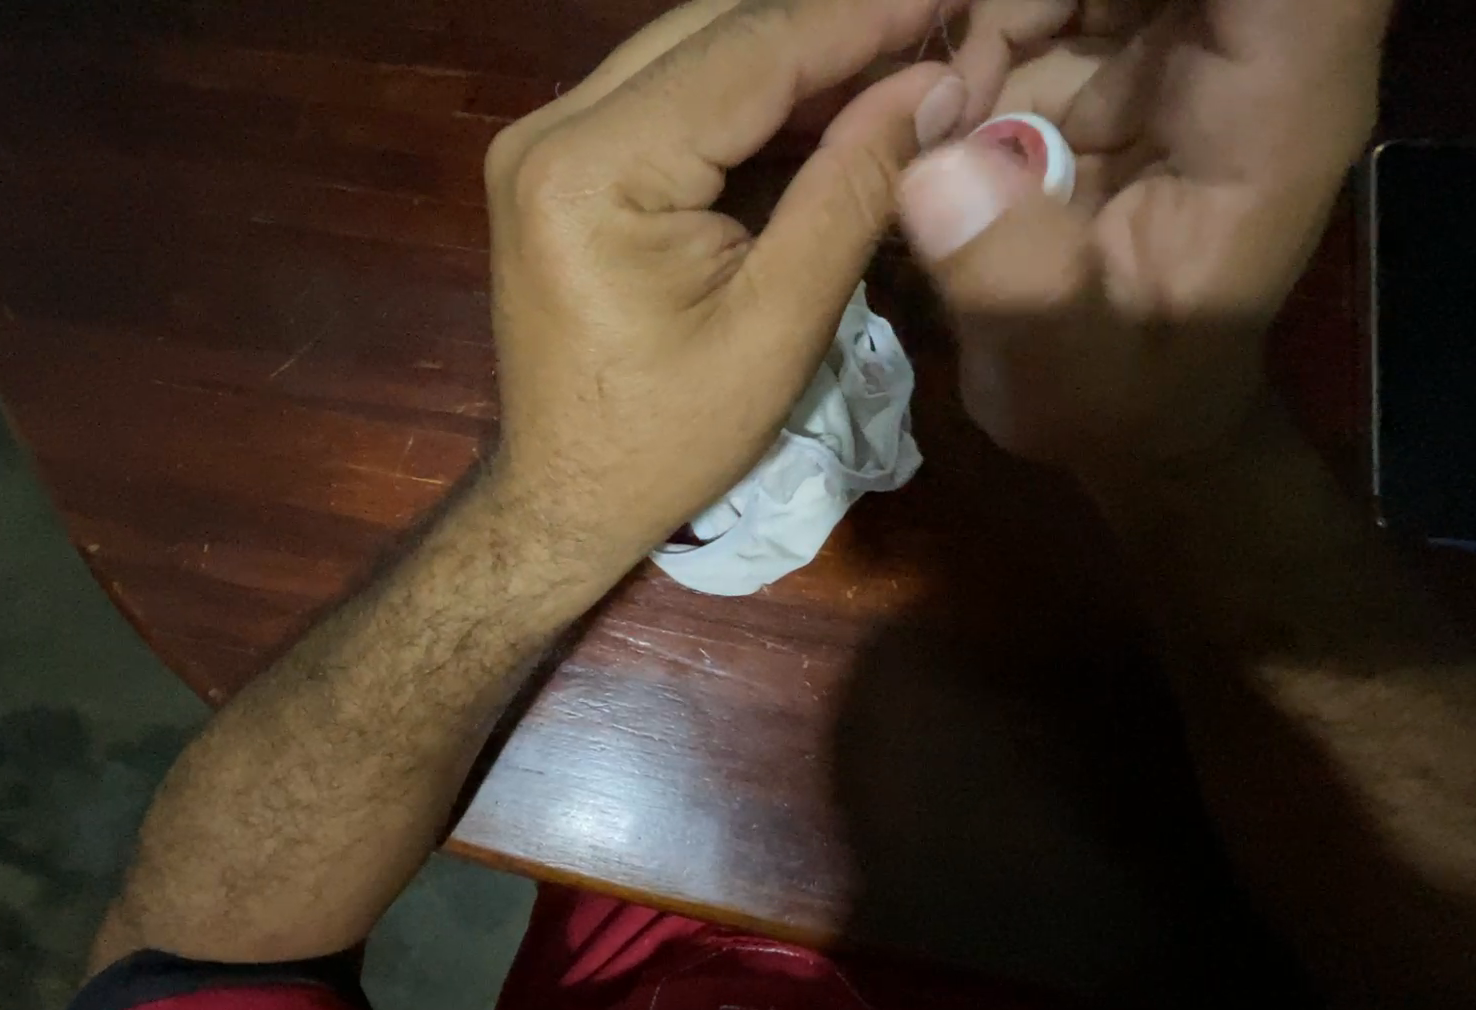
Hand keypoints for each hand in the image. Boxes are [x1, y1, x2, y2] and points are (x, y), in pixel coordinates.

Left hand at [482, 0, 954, 572]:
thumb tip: (934, 84)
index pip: (750, 50)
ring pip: (688, 66)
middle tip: (934, 44)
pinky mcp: (553, 178)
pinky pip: (660, 113)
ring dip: (790, 73)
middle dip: (830, 36)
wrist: (570, 497)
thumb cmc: (668, 442)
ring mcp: (541, 152)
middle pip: (713, 37)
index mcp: (592, 171)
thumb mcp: (776, 327)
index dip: (864, 16)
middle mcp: (548, 135)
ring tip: (890, 83)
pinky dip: (739, 116)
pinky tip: (813, 124)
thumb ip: (852, 191)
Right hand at [898, 0, 1390, 466]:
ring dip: (1003, 17)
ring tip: (947, 115)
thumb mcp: (1058, 368)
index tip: (1031, 21)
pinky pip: (1053, 7)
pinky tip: (948, 123)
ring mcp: (1174, 61)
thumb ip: (1012, 279)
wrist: (1125, 414)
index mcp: (1272, 114)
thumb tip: (929, 170)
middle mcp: (1239, 60)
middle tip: (962, 84)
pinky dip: (987, 44)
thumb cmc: (1115, 402)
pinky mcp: (1115, 79)